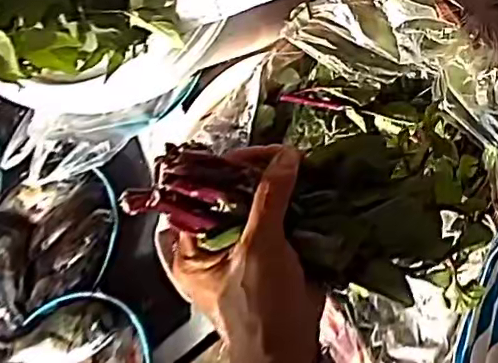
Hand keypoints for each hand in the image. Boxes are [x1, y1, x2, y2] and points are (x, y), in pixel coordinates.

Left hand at [158, 146, 323, 362]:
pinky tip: (306, 181)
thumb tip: (285, 156)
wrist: (291, 353)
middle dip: (256, 171)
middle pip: (231, 191)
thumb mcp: (259, 249)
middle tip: (278, 155)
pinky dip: (293, 197)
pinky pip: (280, 212)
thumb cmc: (260, 313)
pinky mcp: (273, 248)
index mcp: (192, 249)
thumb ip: (270, 198)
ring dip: (277, 181)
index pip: (201, 191)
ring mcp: (245, 245)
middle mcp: (214, 243)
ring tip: (294, 162)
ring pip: (258, 199)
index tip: (253, 154)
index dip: (224, 167)